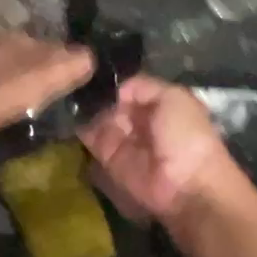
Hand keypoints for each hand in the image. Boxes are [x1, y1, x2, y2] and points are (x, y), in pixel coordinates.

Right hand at [79, 75, 253, 224]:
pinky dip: (80, 128)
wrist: (184, 186)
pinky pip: (90, 141)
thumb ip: (142, 86)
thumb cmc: (186, 136)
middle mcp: (139, 123)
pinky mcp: (108, 160)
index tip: (92, 70)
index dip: (112, 82)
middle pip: (110, 104)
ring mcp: (123, 141)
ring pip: (97, 119)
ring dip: (85, 109)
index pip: (128, 89)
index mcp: (158, 106)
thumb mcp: (173, 97)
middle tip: (76, 83)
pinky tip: (71, 112)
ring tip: (71, 95)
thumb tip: (114, 88)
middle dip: (96, 95)